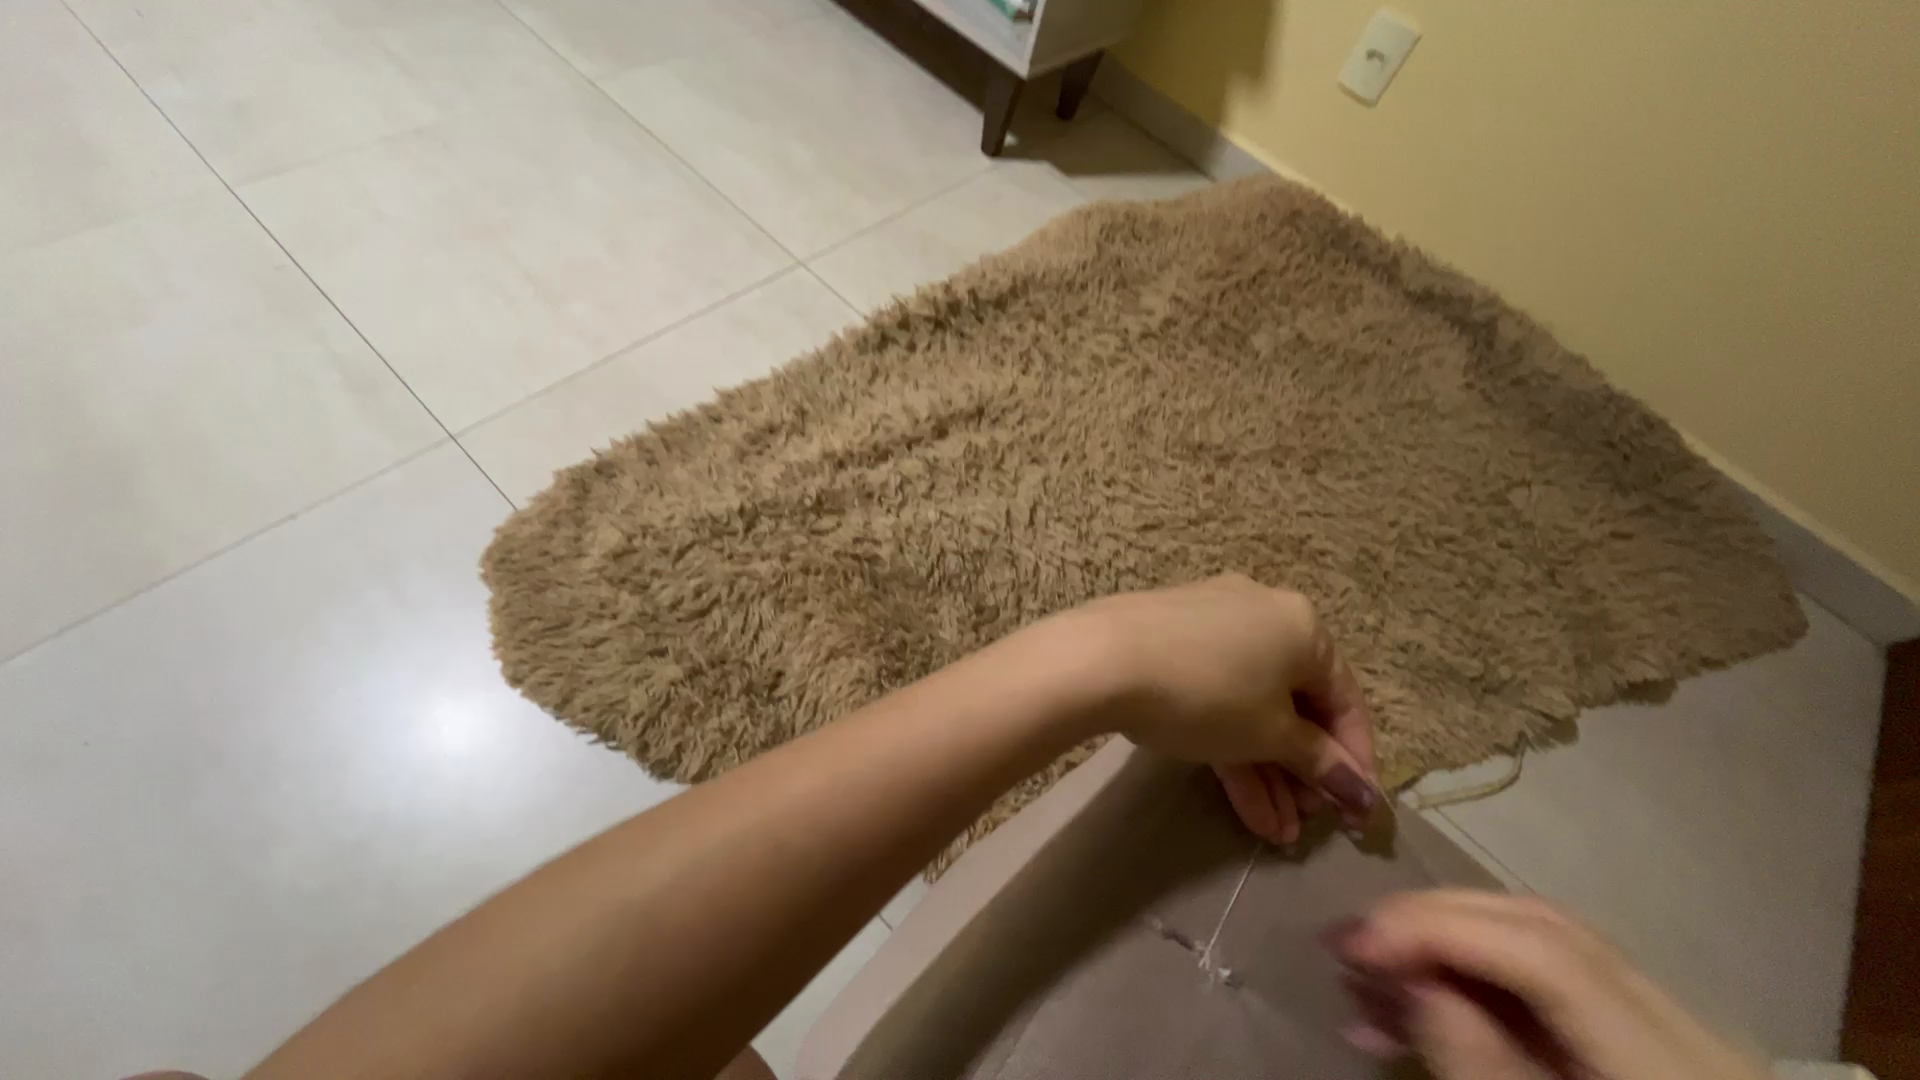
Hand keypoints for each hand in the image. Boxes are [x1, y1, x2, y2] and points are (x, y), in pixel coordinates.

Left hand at [1075, 574, 1379, 843]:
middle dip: (1300, 773)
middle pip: (1294, 704)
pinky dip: (1229, 743)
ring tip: (1274, 832)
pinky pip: (1215, 695)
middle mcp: (1262, 614)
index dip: (1355, 760)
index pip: (1344, 699)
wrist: (1101, 659)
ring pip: (1251, 705)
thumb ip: (1319, 762)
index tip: (1356, 813)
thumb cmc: (1205, 694)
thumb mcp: (1268, 734)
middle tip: (1302, 824)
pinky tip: (1240, 801)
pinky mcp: (1170, 643)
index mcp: (1302, 626)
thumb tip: (1359, 791)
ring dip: (1265, 771)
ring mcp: (1210, 626)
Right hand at [1325, 890, 1769, 1079]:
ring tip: (1366, 968)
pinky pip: (1544, 969)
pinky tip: (1415, 990)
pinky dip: (1470, 968)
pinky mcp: (1640, 1026)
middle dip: (1427, 919)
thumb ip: (1478, 1065)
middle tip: (1348, 940)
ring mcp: (1668, 1017)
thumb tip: (1406, 978)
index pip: (1543, 952)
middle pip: (1536, 923)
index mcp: (1672, 1061)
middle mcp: (1683, 1020)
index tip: (1352, 946)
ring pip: (1534, 933)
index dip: (1436, 930)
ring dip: (1439, 938)